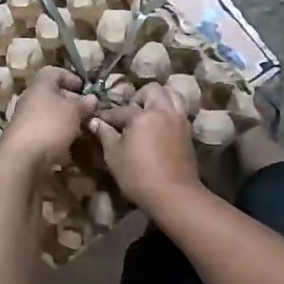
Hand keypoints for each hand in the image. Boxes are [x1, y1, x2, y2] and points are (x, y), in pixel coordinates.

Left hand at [0, 67, 94, 167]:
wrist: (22, 159)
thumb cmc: (50, 126)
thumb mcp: (74, 112)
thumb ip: (84, 104)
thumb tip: (92, 99)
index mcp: (40, 86)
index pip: (54, 72)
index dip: (71, 78)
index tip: (85, 89)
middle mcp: (30, 100)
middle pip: (52, 95)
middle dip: (72, 102)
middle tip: (88, 112)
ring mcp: (26, 121)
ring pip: (50, 116)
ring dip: (67, 122)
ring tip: (83, 130)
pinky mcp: (26, 140)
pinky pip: (46, 132)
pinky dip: (59, 137)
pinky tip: (70, 145)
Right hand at [91, 83, 203, 212]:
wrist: (174, 194)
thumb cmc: (138, 176)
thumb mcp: (114, 157)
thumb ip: (105, 135)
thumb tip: (95, 122)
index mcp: (142, 115)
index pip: (121, 110)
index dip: (107, 116)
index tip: (98, 122)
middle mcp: (163, 111)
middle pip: (152, 90)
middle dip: (139, 97)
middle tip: (130, 114)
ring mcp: (179, 120)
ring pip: (173, 94)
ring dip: (160, 99)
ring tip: (149, 114)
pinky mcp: (188, 132)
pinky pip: (180, 111)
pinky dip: (170, 111)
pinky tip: (161, 126)